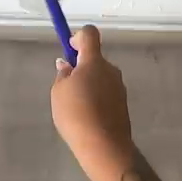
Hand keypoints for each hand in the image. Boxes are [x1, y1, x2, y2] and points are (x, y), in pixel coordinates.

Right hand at [51, 25, 134, 173]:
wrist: (104, 146)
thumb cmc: (76, 114)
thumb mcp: (58, 92)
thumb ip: (63, 74)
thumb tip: (67, 65)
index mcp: (94, 61)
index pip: (90, 34)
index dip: (78, 37)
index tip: (69, 49)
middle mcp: (110, 69)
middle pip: (95, 58)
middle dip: (81, 67)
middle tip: (67, 87)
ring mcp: (119, 87)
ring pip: (100, 77)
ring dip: (89, 84)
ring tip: (75, 106)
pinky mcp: (122, 103)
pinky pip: (106, 92)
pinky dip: (96, 98)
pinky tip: (87, 116)